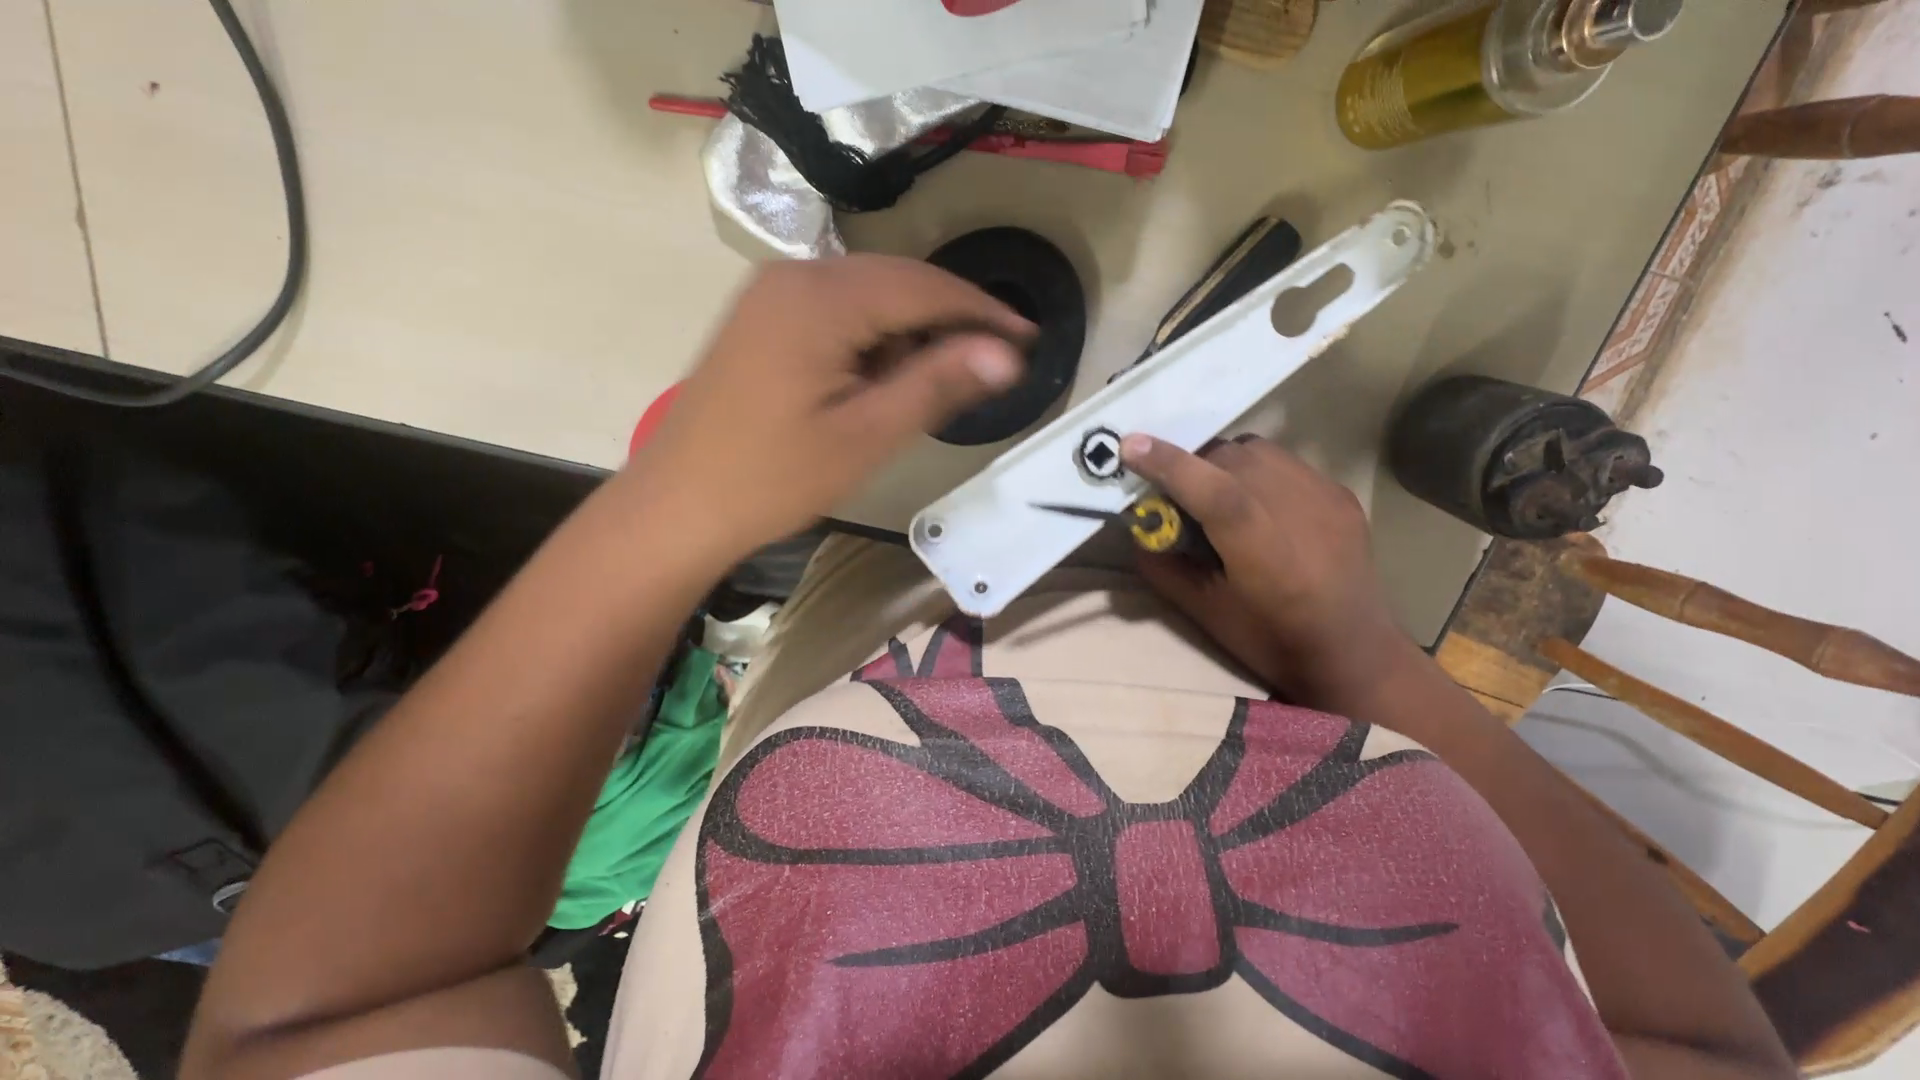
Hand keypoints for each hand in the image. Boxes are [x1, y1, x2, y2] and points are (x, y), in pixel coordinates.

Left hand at [625, 256, 1031, 563]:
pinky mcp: (761, 316)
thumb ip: (938, 384)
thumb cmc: (772, 479)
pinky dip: (873, 335)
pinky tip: (885, 374)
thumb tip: (1009, 353)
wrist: (675, 505)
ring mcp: (771, 292)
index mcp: (820, 297)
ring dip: (911, 328)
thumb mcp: (865, 436)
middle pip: (897, 281)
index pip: (925, 287)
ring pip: (868, 294)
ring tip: (940, 378)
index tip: (1030, 338)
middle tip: (996, 361)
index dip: (984, 311)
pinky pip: (837, 308)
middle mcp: (794, 275)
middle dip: (950, 317)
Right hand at [1119, 434, 1418, 708]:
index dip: (1169, 464)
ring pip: (1258, 450)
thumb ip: (1165, 568)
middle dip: (1194, 464)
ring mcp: (1324, 496)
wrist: (1354, 651)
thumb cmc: (1273, 641)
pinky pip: (1285, 463)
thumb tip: (1139, 530)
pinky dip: (1258, 472)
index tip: (1130, 446)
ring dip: (1225, 462)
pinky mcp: (1339, 493)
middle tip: (1175, 493)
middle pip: (1232, 458)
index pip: (1214, 490)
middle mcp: (1298, 511)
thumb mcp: (1205, 614)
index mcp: (1262, 551)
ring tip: (1217, 494)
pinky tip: (1257, 505)